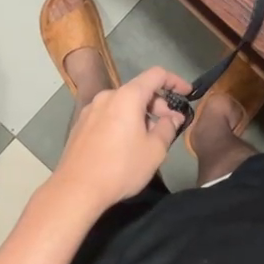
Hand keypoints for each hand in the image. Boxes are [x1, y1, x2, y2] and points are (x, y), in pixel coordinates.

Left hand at [49, 67, 190, 213]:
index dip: (175, 81)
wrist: (76, 189)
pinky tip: (125, 145)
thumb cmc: (121, 167)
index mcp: (127, 96)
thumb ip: (168, 128)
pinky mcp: (80, 125)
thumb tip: (173, 117)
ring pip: (123, 104)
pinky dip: (122, 121)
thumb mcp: (154, 150)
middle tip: (168, 125)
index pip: (156, 74)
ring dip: (140, 114)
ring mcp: (91, 110)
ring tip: (148, 139)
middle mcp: (107, 96)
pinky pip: (108, 115)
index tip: (187, 94)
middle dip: (158, 104)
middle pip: (139, 89)